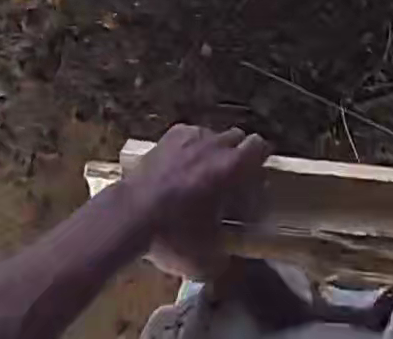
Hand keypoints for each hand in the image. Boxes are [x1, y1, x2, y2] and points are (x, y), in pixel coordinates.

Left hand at [125, 124, 269, 279]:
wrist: (132, 214)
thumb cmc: (175, 235)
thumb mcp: (208, 259)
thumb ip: (226, 252)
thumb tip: (227, 254)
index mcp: (230, 168)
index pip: (258, 145)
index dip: (261, 156)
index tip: (259, 171)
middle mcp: (212, 144)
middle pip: (236, 136)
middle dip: (238, 153)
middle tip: (232, 177)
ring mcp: (188, 136)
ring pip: (212, 135)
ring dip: (214, 149)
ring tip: (204, 173)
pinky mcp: (167, 136)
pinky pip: (190, 134)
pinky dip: (192, 146)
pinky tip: (183, 165)